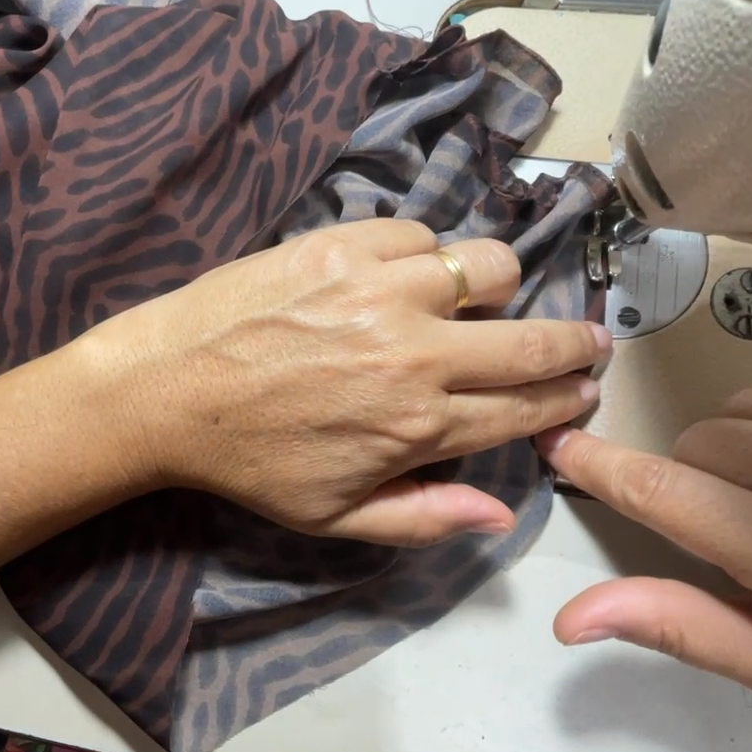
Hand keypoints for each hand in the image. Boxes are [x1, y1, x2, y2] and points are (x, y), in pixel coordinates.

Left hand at [75, 219, 607, 546]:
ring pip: (487, 266)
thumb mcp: (332, 516)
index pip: (525, 407)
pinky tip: (396, 276)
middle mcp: (415, 352)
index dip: (565, 397)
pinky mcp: (340, 245)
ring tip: (470, 302)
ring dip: (492, 288)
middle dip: (573, 343)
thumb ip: (423, 518)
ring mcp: (379, 289)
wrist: (167, 389)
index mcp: (418, 426)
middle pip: (532, 340)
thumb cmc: (248, 460)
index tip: (584, 385)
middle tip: (584, 341)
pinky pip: (417, 234)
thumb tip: (502, 513)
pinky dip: (419, 255)